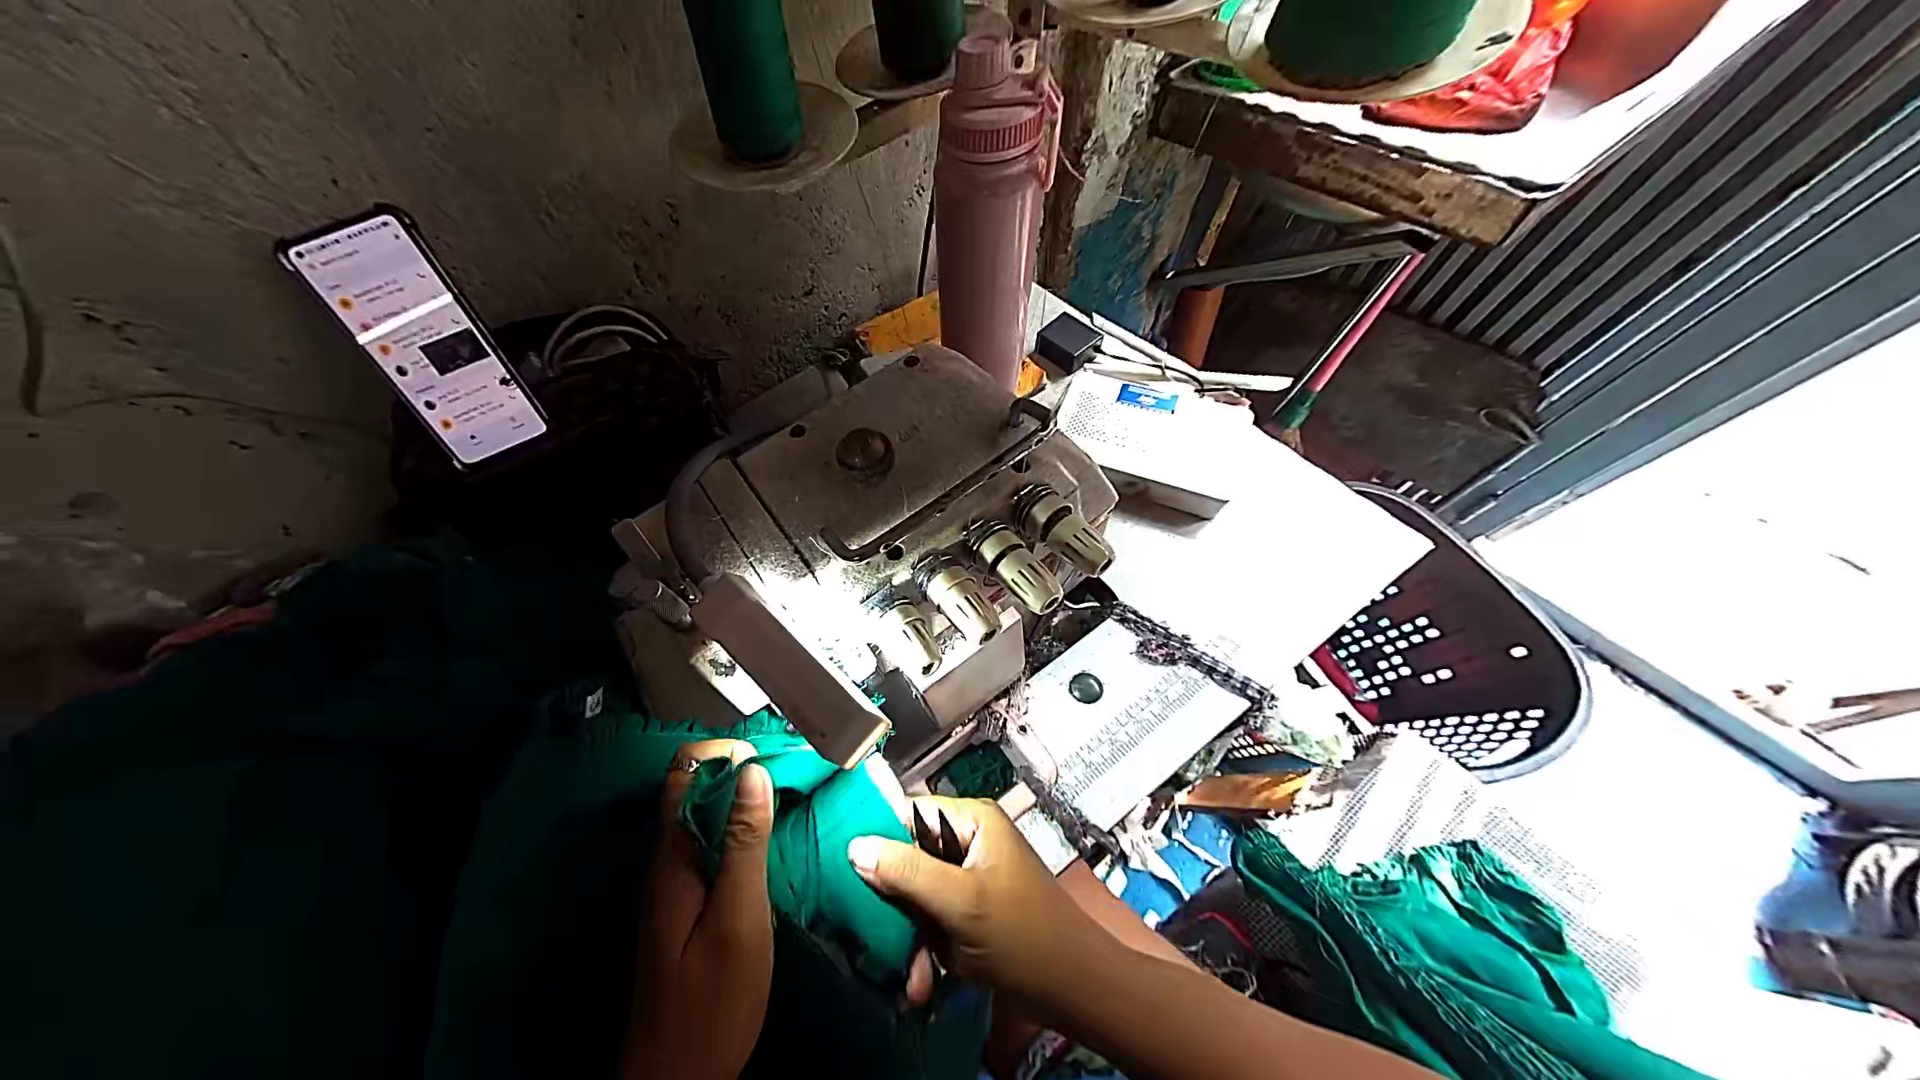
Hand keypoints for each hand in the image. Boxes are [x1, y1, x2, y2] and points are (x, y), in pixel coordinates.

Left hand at [622, 740, 774, 1079]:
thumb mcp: (737, 917)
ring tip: (794, 799)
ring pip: (707, 816)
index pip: (685, 772)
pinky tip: (775, 841)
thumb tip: (753, 772)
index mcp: (673, 857)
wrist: (678, 1077)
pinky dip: (744, 830)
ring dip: (746, 800)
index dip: (727, 753)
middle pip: (696, 789)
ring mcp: (677, 883)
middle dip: (742, 771)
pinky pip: (715, 845)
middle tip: (794, 775)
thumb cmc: (712, 999)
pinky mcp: (691, 902)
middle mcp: (668, 861)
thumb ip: (744, 844)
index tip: (773, 758)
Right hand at [846, 796, 1105, 1009]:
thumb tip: (855, 846)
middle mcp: (969, 837)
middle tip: (885, 939)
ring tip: (915, 975)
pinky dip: (926, 947)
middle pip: (909, 856)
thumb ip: (907, 872)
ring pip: (917, 893)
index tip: (852, 874)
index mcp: (972, 819)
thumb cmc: (1022, 935)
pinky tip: (926, 981)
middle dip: (897, 905)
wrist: (1073, 987)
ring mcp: (969, 872)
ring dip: (911, 936)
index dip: (880, 840)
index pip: (908, 812)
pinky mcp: (970, 904)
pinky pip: (933, 915)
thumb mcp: (960, 902)